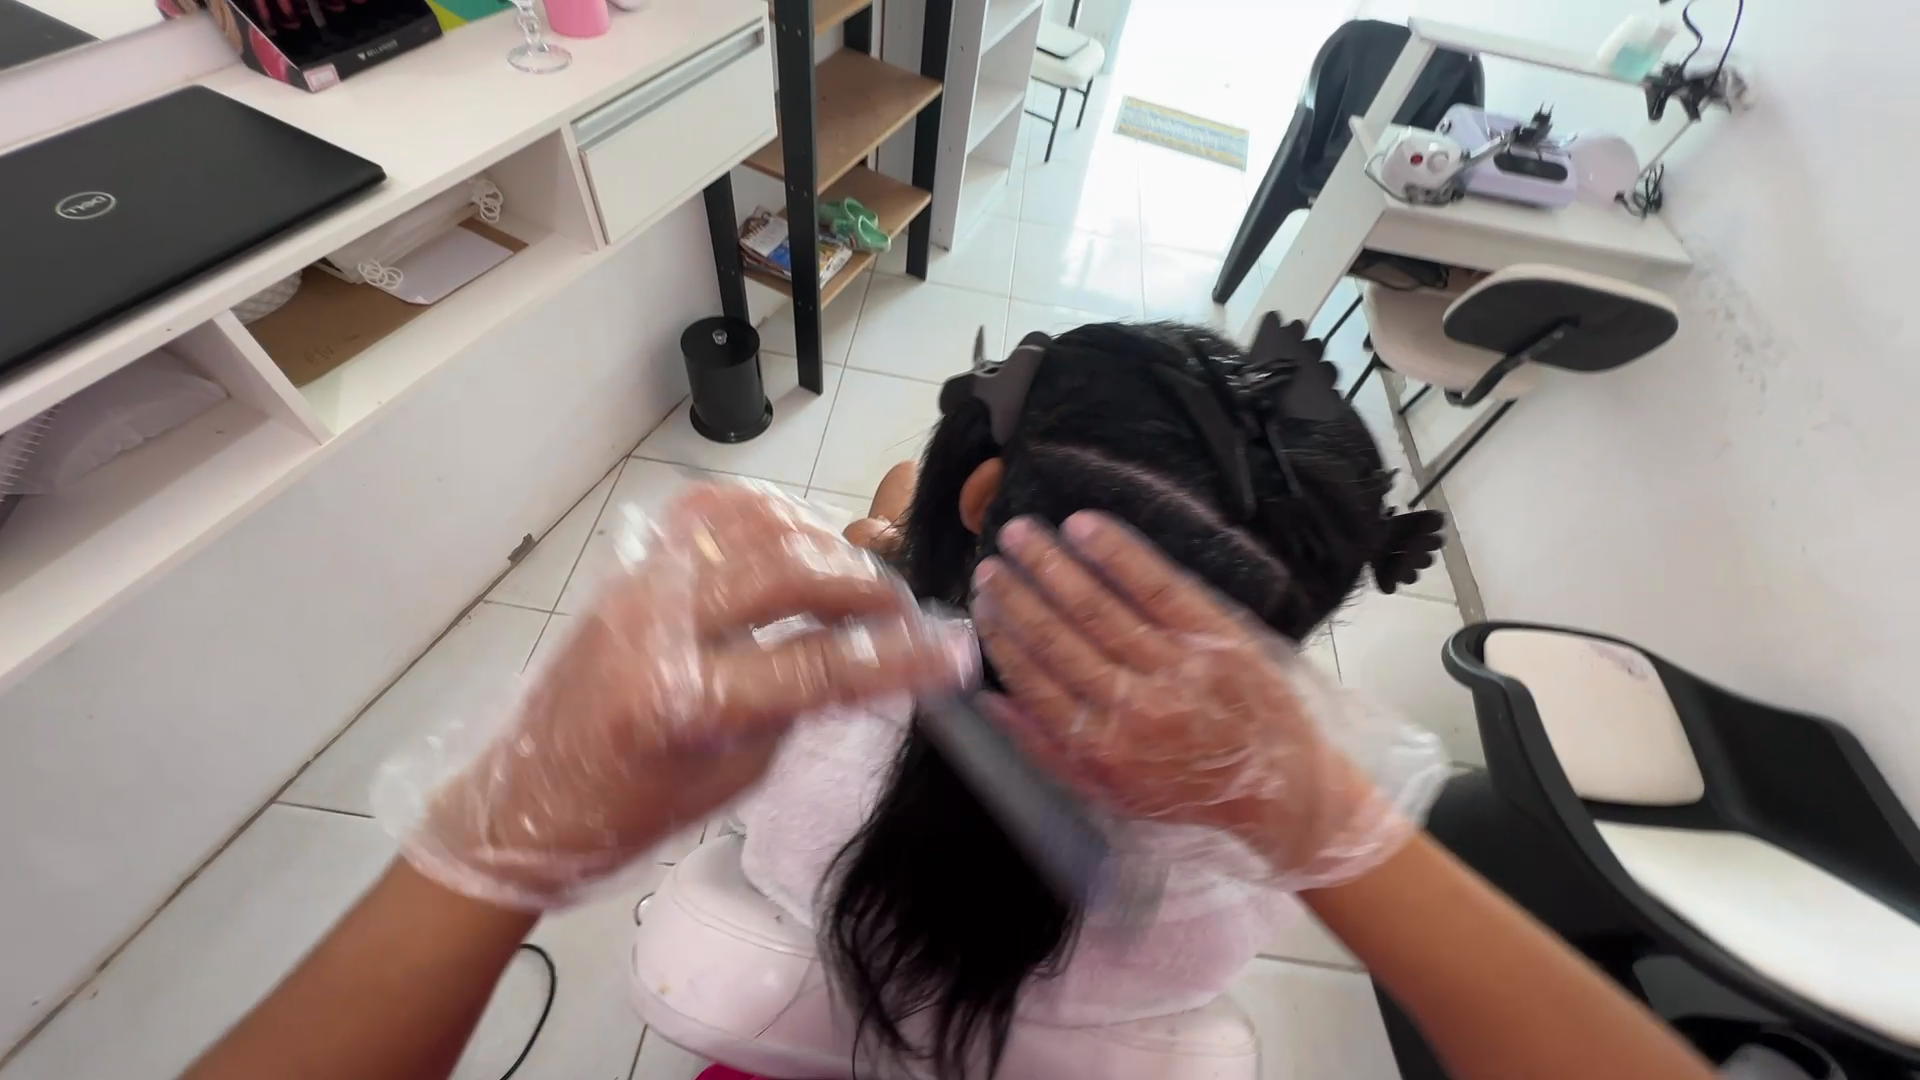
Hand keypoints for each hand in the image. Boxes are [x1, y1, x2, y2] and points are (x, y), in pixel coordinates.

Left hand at [378, 484, 975, 909]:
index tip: (953, 654)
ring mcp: (639, 582)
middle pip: (793, 571)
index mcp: (680, 700)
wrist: (519, 804)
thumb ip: (800, 703)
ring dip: (823, 541)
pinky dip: (769, 512)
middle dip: (867, 585)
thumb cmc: (630, 815)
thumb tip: (862, 652)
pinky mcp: (630, 567)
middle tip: (904, 611)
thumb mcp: (735, 775)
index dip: (899, 659)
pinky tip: (798, 535)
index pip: (819, 666)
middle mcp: (656, 621)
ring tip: (856, 574)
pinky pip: (711, 510)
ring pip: (757, 522)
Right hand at [971, 512, 1442, 888]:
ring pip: (1097, 606)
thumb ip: (1045, 749)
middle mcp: (1132, 704)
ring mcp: (1174, 664)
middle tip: (989, 562)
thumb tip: (989, 702)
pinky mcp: (1212, 634)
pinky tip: (1083, 526)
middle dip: (1016, 594)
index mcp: (1101, 746)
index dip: (1002, 637)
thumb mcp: (1109, 794)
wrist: (1283, 788)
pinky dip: (1116, 553)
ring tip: (1020, 533)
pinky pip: (1155, 584)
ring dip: (1051, 565)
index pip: (1034, 680)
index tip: (981, 605)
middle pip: (1058, 637)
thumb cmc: (1187, 791)